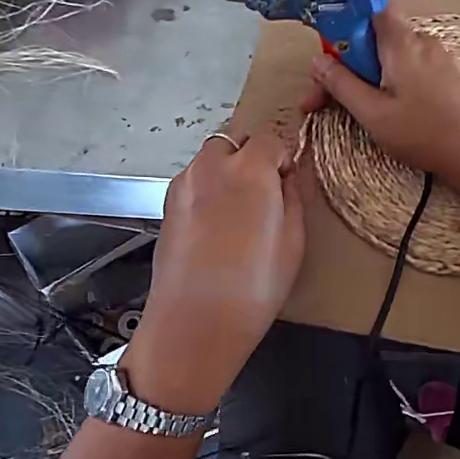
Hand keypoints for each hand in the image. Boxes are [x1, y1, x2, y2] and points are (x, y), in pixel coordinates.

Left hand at [121, 130, 303, 416]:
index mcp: (250, 168)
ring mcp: (183, 184)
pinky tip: (216, 227)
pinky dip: (206, 191)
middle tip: (264, 193)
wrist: (195, 321)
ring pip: (209, 162)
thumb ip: (292, 197)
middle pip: (234, 141)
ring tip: (238, 213)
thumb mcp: (293, 241)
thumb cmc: (254, 286)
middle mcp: (212, 166)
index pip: (269, 137)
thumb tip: (287, 178)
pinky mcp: (166, 206)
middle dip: (250, 157)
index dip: (282, 156)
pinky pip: (193, 184)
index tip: (288, 179)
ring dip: (226, 173)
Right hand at [305, 8, 459, 178]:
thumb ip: (342, 84)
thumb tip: (318, 61)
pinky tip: (383, 107)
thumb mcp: (371, 113)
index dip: (345, 21)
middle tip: (325, 97)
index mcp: (401, 42)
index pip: (370, 7)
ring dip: (366, 74)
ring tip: (354, 107)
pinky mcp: (444, 73)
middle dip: (347, 61)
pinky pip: (408, 65)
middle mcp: (420, 40)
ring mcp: (436, 56)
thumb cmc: (421, 133)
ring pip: (390, 53)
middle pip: (375, 35)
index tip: (329, 50)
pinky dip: (389, 80)